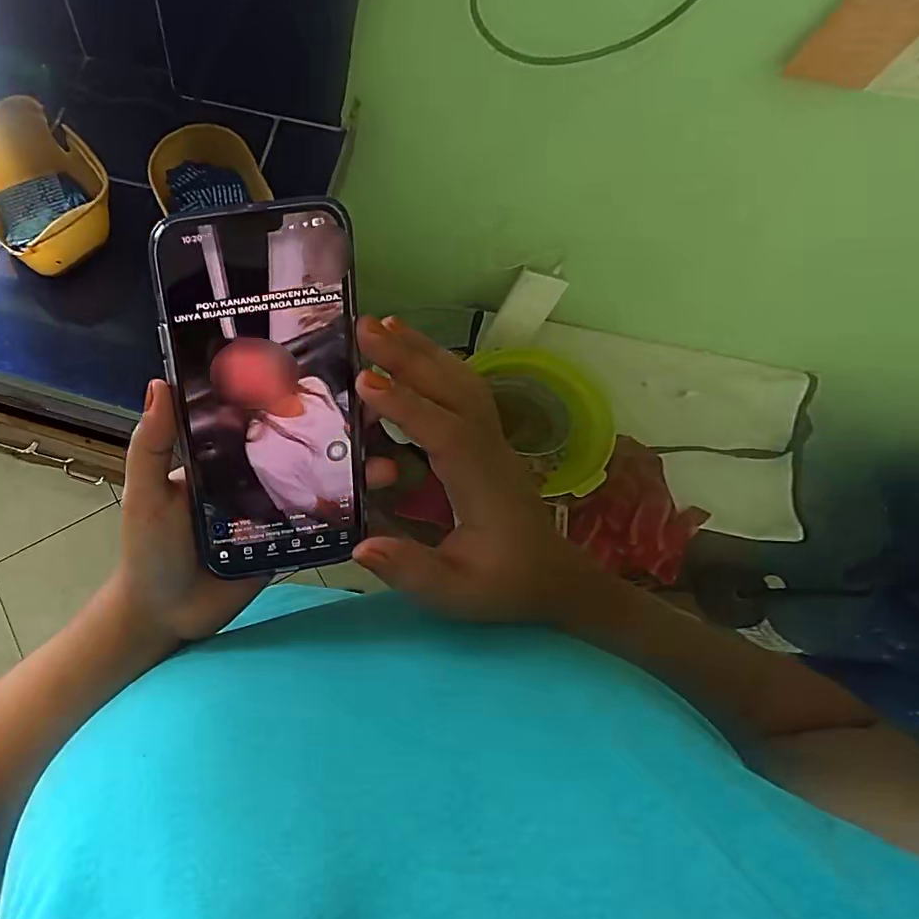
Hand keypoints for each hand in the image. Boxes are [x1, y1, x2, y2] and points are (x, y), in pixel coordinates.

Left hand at [109, 379, 396, 645]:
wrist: (166, 615)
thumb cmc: (149, 548)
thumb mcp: (146, 492)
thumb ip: (151, 444)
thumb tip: (159, 383)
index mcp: (217, 456)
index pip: (253, 416)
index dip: (283, 394)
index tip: (323, 368)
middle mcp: (249, 476)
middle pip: (295, 445)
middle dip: (333, 430)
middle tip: (373, 412)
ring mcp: (271, 510)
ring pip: (315, 482)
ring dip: (349, 470)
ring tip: (384, 461)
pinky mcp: (285, 543)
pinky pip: (319, 524)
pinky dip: (346, 512)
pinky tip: (377, 500)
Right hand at [350, 316, 614, 625]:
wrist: (558, 581)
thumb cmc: (504, 586)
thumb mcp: (454, 593)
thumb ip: (411, 570)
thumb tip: (360, 545)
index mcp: (482, 485)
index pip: (446, 434)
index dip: (406, 407)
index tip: (365, 382)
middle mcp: (490, 452)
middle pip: (455, 391)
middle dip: (410, 356)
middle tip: (365, 327)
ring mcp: (492, 442)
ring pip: (462, 383)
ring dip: (423, 350)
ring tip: (385, 324)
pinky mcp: (486, 442)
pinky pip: (463, 393)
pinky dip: (435, 365)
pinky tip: (411, 354)